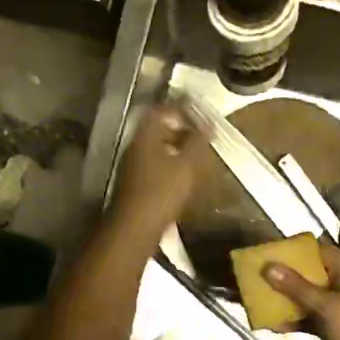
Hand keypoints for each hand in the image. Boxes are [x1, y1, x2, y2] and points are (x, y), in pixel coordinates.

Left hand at [110, 104, 206, 241]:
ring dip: (175, 151)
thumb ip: (198, 142)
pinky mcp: (133, 187)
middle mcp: (134, 148)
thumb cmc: (161, 193)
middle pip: (156, 131)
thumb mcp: (186, 165)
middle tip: (201, 138)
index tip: (199, 115)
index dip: (180, 110)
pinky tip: (183, 180)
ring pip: (155, 151)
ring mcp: (131, 168)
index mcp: (144, 137)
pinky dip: (169, 168)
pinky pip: (153, 168)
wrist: (135, 229)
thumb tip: (208, 124)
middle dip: (180, 132)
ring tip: (197, 160)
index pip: (160, 111)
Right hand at [264, 241, 339, 339]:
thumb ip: (297, 287)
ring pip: (306, 298)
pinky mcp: (332, 328)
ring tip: (258, 298)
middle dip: (285, 275)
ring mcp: (336, 308)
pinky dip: (293, 321)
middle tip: (258, 275)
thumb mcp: (327, 305)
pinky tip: (272, 325)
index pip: (319, 251)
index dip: (295, 249)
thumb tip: (268, 266)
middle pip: (309, 274)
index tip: (270, 251)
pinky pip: (308, 319)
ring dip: (285, 299)